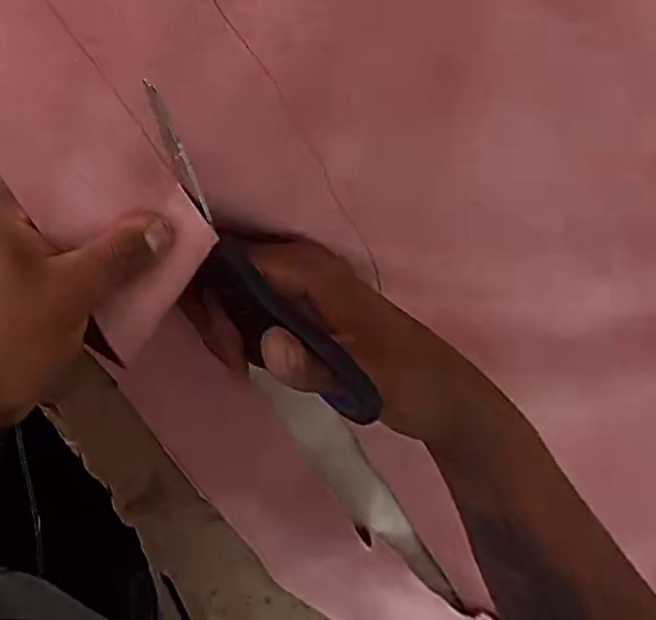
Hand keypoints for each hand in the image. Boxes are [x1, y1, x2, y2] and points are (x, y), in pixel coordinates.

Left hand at [0, 193, 170, 431]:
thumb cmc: (13, 336)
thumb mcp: (70, 291)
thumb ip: (117, 255)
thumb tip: (163, 224)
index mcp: (9, 212)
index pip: (62, 176)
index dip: (104, 172)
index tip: (146, 168)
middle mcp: (16, 226)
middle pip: (75, 207)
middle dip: (116, 209)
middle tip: (162, 196)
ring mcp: (27, 257)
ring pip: (79, 237)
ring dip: (113, 239)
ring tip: (160, 223)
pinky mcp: (38, 284)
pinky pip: (78, 263)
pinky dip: (103, 265)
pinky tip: (139, 261)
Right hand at [180, 240, 468, 441]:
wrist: (443, 396)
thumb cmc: (408, 380)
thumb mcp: (364, 380)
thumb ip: (313, 367)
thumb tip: (265, 344)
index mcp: (312, 268)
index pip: (238, 260)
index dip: (215, 295)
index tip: (223, 345)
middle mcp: (297, 265)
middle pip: (227, 269)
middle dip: (212, 310)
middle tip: (229, 359)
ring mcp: (294, 283)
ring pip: (231, 286)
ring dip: (220, 322)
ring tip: (237, 365)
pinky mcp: (294, 304)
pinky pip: (245, 302)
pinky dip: (233, 328)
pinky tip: (242, 360)